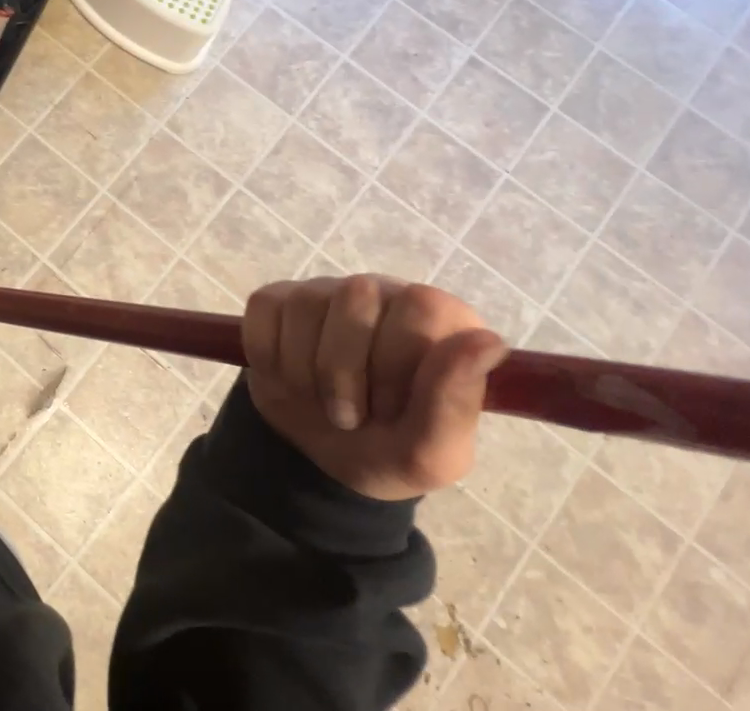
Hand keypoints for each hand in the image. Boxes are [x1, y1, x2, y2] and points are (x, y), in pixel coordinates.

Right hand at [242, 276, 508, 501]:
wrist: (321, 458)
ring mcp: (324, 292)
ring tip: (317, 400)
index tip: (394, 410)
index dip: (398, 362)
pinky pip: (264, 310)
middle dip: (343, 371)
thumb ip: (455, 401)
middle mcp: (383, 294)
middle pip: (355, 297)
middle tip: (352, 414)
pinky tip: (285, 378)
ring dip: (303, 370)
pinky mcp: (276, 301)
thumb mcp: (431, 452)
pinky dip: (268, 355)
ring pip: (305, 305)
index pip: (420, 305)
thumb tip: (485, 340)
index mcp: (440, 320)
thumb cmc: (389, 450)